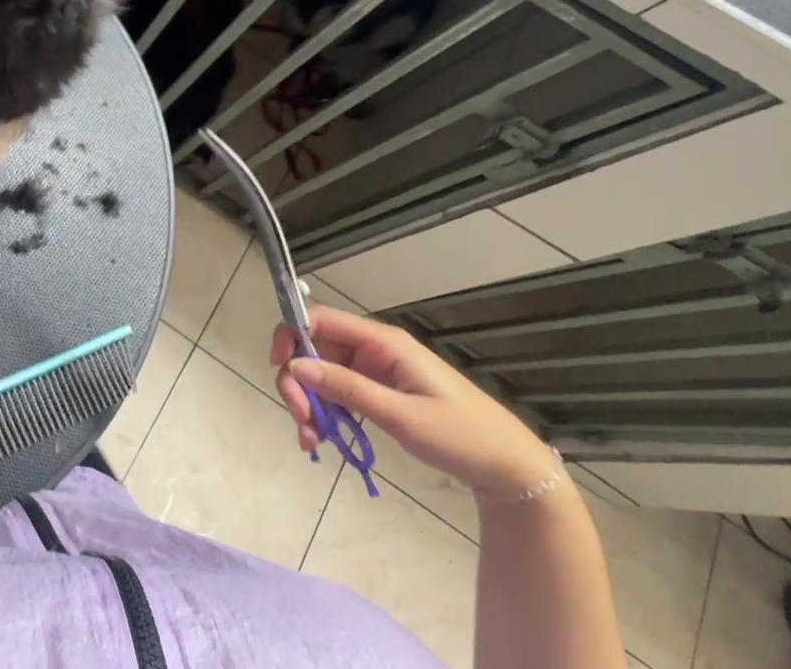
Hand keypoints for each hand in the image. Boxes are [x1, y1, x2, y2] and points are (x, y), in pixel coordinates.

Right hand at [271, 307, 555, 496]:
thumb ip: (347, 388)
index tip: (280, 369)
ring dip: (308, 404)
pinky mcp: (378, 393)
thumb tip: (296, 366)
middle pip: (315, 350)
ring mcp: (376, 372)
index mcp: (384, 343)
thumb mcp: (402, 416)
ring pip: (321, 375)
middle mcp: (375, 350)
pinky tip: (320, 441)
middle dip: (299, 382)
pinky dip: (323, 415)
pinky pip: (337, 395)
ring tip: (311, 440)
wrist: (510, 471)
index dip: (291, 335)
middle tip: (300, 420)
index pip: (320, 319)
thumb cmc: (463, 437)